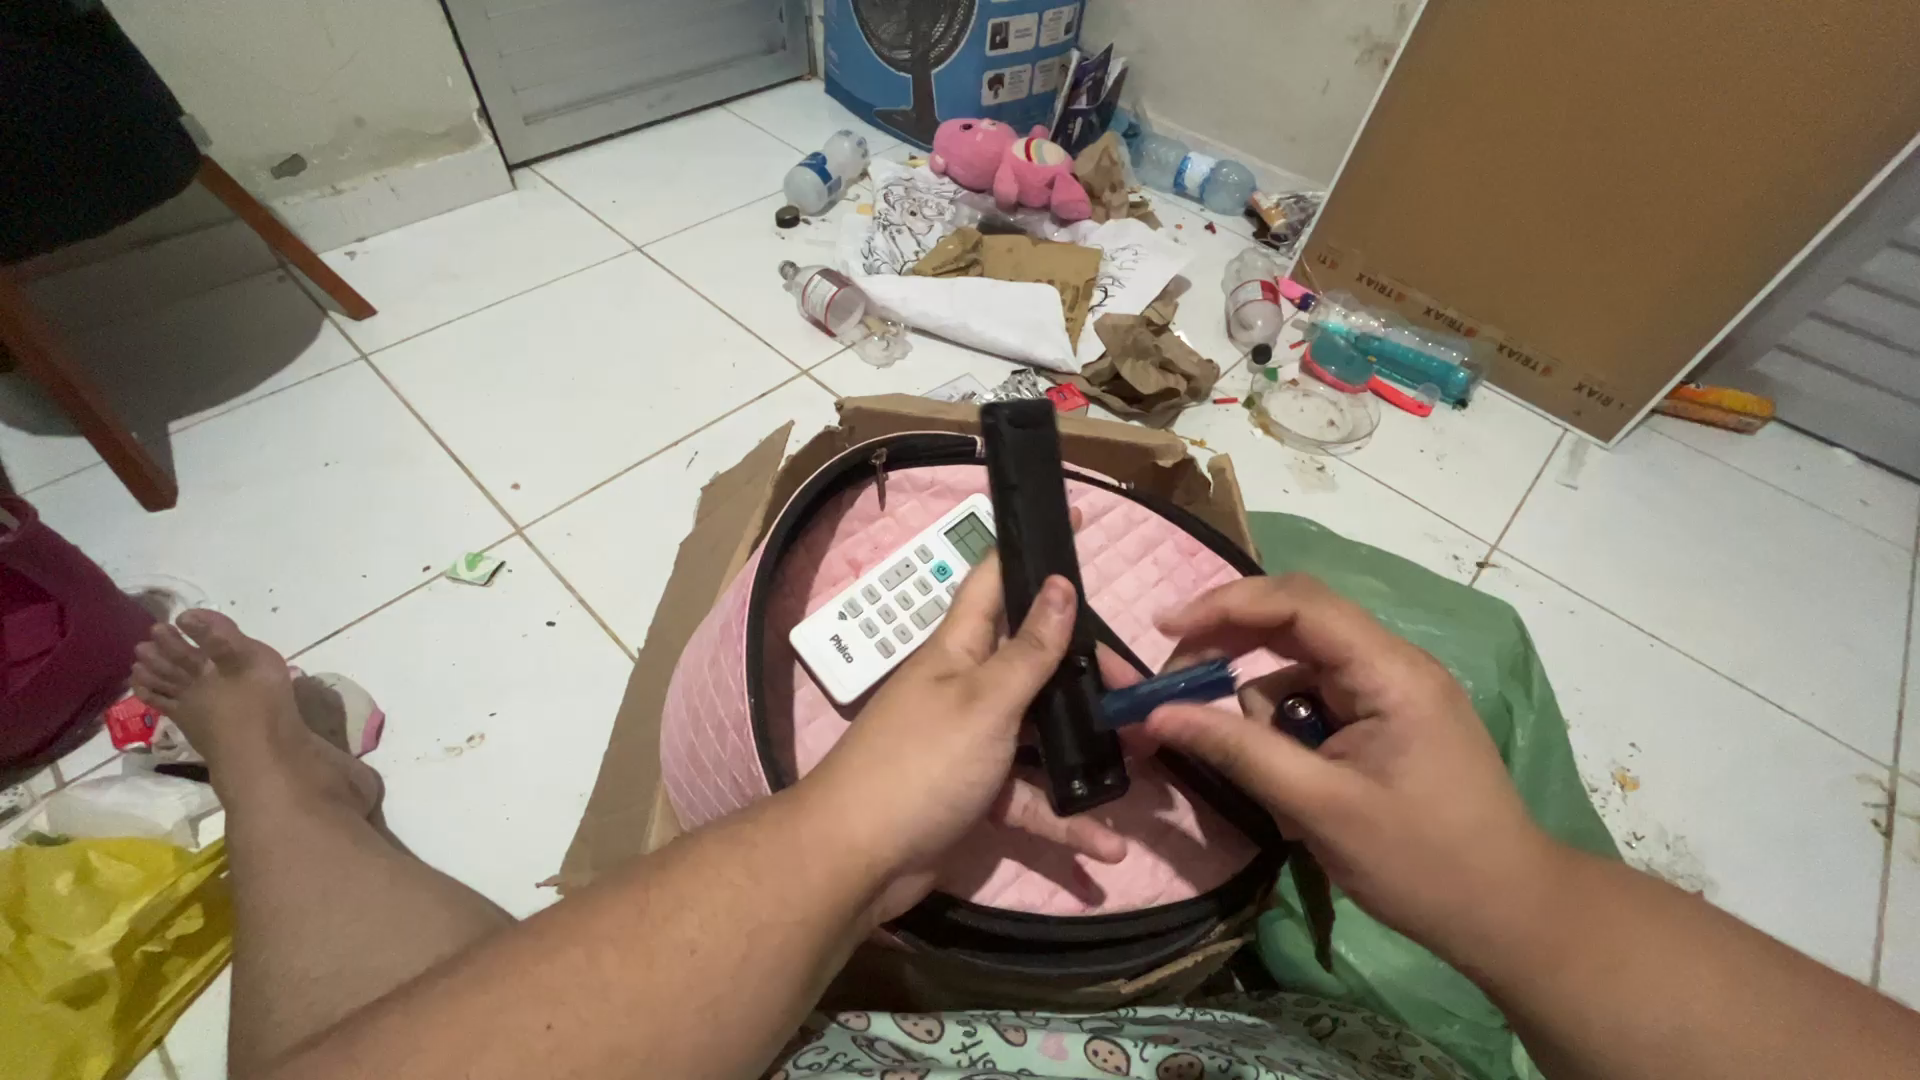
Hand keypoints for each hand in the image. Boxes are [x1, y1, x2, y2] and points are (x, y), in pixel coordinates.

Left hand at [802, 556, 1126, 922]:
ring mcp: (972, 742)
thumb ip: (1028, 649)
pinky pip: (1029, 798)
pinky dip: (1065, 820)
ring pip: (1040, 733)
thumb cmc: (922, 763)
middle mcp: (967, 687)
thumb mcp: (983, 701)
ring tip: (1142, 759)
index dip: (1033, 550)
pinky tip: (1107, 847)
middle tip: (1136, 689)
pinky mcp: (977, 793)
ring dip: (1085, 749)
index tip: (1078, 524)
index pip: (996, 578)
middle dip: (1086, 673)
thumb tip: (1058, 584)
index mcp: (960, 648)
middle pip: (1035, 662)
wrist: (857, 858)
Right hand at [1141, 574, 1554, 954]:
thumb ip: (1237, 752)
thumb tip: (1157, 716)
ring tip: (1251, 766)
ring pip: (1292, 663)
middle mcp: (1388, 663)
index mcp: (1389, 671)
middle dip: (1227, 643)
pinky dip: (1278, 725)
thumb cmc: (1424, 864)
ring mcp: (1384, 688)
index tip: (1166, 630)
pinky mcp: (1378, 715)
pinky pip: (1308, 696)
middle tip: (1175, 680)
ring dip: (1255, 702)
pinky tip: (1284, 775)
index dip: (1225, 605)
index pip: (1297, 603)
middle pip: (1291, 621)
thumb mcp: (1319, 809)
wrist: (1512, 917)